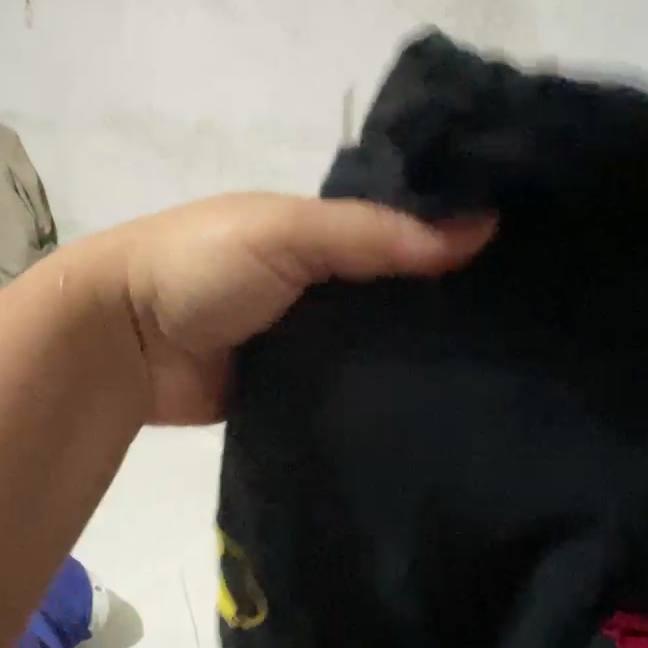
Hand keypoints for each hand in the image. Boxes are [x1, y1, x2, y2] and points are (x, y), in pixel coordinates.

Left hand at [91, 192, 492, 423]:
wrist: (124, 342)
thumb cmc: (201, 264)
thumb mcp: (288, 231)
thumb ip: (374, 235)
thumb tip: (482, 228)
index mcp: (318, 236)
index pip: (402, 237)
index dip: (454, 247)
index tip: (524, 268)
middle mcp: (317, 290)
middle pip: (393, 303)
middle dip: (444, 316)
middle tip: (524, 339)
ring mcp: (304, 347)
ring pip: (373, 356)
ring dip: (415, 366)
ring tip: (498, 383)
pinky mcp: (291, 397)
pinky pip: (343, 399)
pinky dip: (375, 405)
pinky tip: (434, 419)